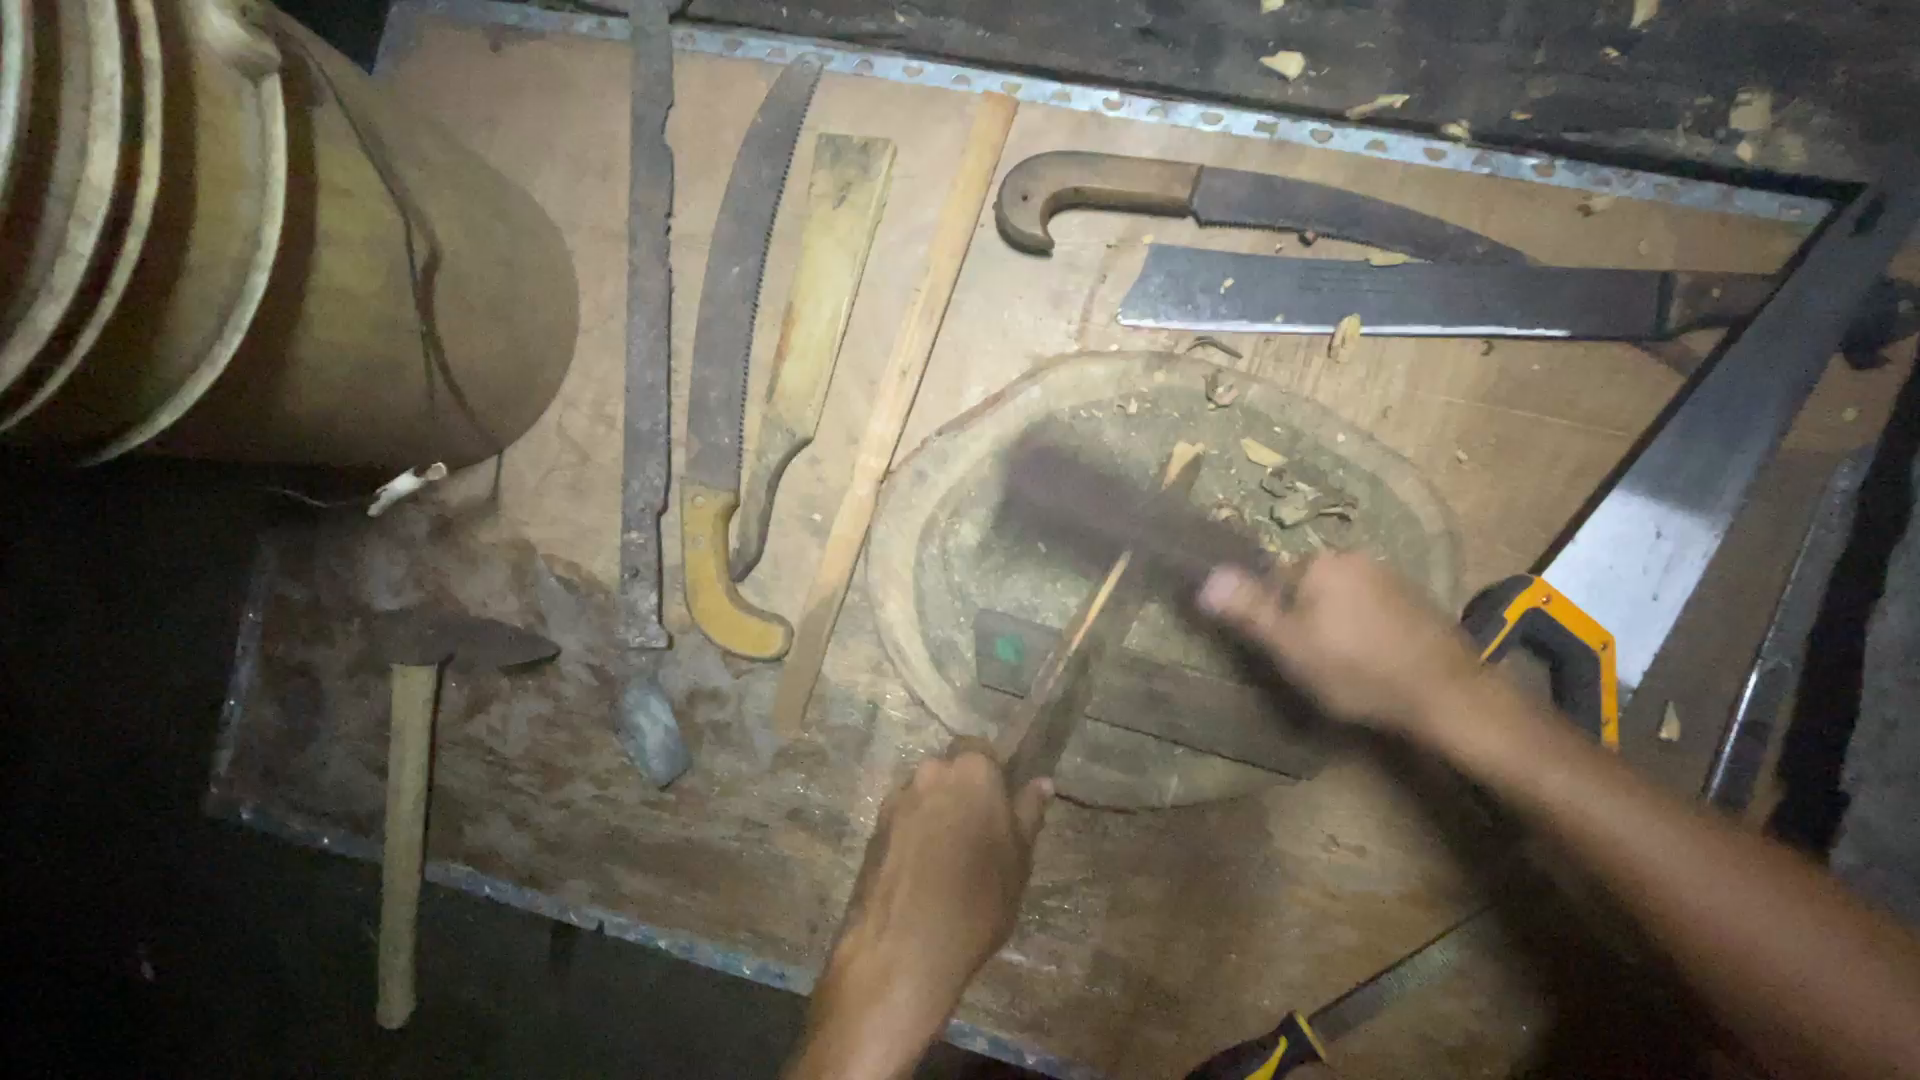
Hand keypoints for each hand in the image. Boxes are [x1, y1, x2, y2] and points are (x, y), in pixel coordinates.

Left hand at [785, 739, 1050, 1079]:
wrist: (904, 946)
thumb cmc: (977, 900)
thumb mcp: (1018, 860)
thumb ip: (1028, 813)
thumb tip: (1042, 783)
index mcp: (972, 771)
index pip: (982, 749)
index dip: (992, 773)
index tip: (1001, 803)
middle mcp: (931, 772)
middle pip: (950, 769)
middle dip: (962, 791)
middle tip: (978, 832)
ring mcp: (897, 799)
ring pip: (924, 793)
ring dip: (936, 811)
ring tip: (947, 856)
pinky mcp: (873, 828)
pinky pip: (903, 818)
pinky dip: (913, 832)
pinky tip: (921, 869)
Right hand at [1197, 553, 1484, 739]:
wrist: (1449, 695)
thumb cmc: (1358, 670)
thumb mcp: (1290, 647)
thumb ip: (1248, 610)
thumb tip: (1205, 578)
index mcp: (1320, 563)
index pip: (1274, 582)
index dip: (1272, 620)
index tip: (1282, 654)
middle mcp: (1355, 558)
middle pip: (1307, 589)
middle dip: (1304, 621)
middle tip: (1312, 666)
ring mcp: (1390, 577)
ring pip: (1340, 601)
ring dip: (1335, 627)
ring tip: (1345, 670)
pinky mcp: (1416, 601)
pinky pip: (1371, 611)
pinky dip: (1365, 632)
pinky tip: (1374, 663)